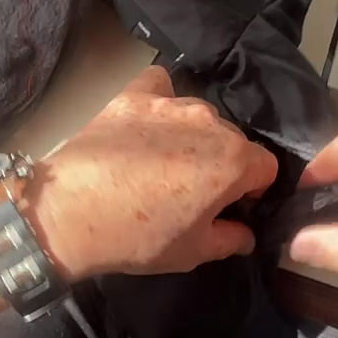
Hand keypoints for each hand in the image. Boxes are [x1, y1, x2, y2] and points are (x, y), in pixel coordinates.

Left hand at [30, 66, 278, 278]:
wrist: (70, 213)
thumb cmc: (139, 237)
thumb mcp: (194, 252)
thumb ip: (231, 239)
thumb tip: (246, 234)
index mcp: (234, 160)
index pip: (267, 167)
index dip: (253, 190)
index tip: (230, 207)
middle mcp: (209, 121)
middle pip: (233, 140)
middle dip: (223, 164)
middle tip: (192, 191)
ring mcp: (170, 103)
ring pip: (198, 116)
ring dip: (192, 136)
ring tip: (162, 162)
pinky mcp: (133, 94)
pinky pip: (159, 85)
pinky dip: (159, 99)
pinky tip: (146, 121)